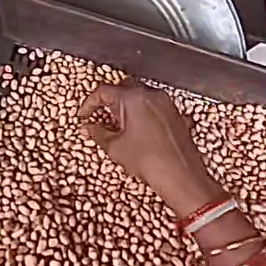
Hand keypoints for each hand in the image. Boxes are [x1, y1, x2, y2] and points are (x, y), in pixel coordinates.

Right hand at [78, 82, 221, 214]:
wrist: (182, 177)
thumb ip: (97, 133)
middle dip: (109, 102)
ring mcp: (166, 104)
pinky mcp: (176, 115)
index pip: (103, 91)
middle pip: (123, 88)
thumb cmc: (151, 162)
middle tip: (100, 118)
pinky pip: (154, 107)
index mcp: (133, 98)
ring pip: (140, 97)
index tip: (84, 115)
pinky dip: (142, 114)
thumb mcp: (115, 148)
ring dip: (126, 108)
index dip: (89, 104)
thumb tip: (88, 128)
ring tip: (119, 128)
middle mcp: (152, 96)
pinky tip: (138, 133)